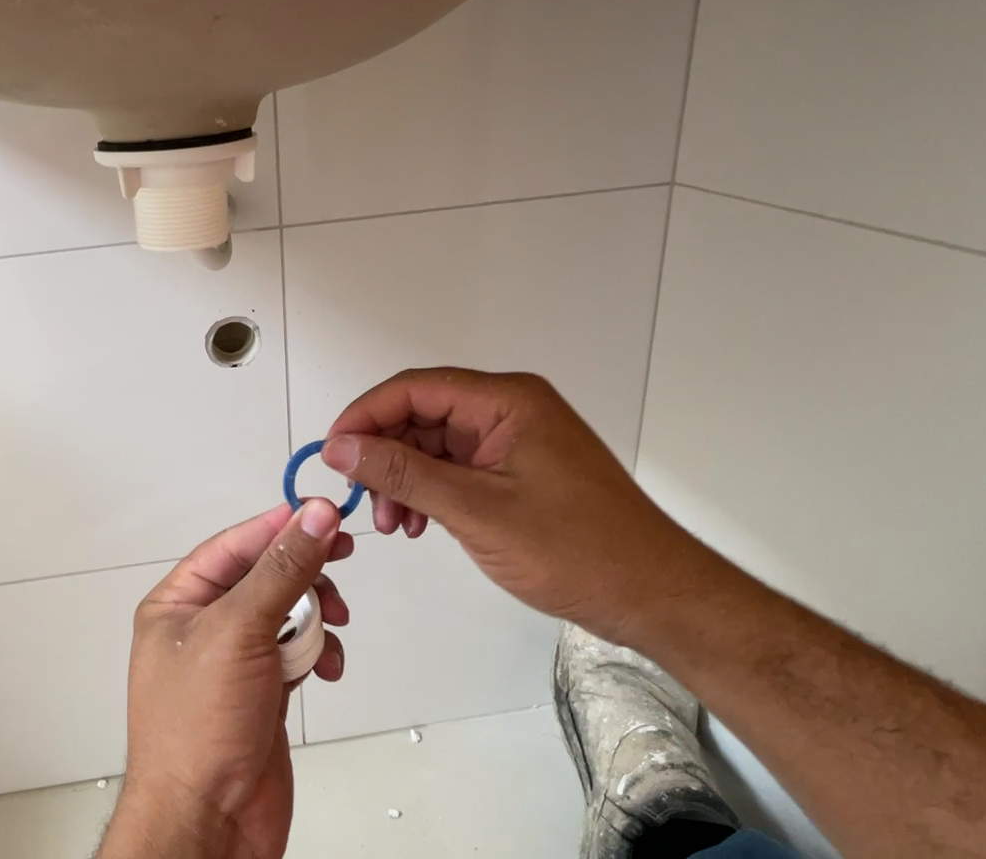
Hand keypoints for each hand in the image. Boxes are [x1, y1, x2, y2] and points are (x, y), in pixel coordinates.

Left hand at [99, 501, 352, 858]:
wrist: (210, 822)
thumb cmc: (198, 729)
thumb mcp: (239, 630)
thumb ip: (282, 570)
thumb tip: (313, 517)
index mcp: (178, 602)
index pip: (234, 545)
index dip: (278, 526)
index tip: (321, 514)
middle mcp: (204, 626)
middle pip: (265, 575)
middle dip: (303, 573)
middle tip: (342, 557)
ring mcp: (235, 659)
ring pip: (287, 612)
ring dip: (314, 618)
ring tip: (330, 631)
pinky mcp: (263, 689)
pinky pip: (297, 651)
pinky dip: (317, 654)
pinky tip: (325, 668)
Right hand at [321, 368, 721, 648]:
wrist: (655, 597)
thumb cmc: (572, 549)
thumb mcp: (474, 510)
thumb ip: (402, 472)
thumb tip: (338, 446)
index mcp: (505, 400)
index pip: (413, 388)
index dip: (364, 416)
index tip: (331, 454)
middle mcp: (508, 409)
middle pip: (421, 414)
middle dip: (384, 455)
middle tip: (362, 499)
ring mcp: (514, 439)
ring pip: (434, 444)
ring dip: (404, 479)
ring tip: (395, 525)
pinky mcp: (518, 469)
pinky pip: (456, 468)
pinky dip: (429, 492)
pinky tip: (419, 524)